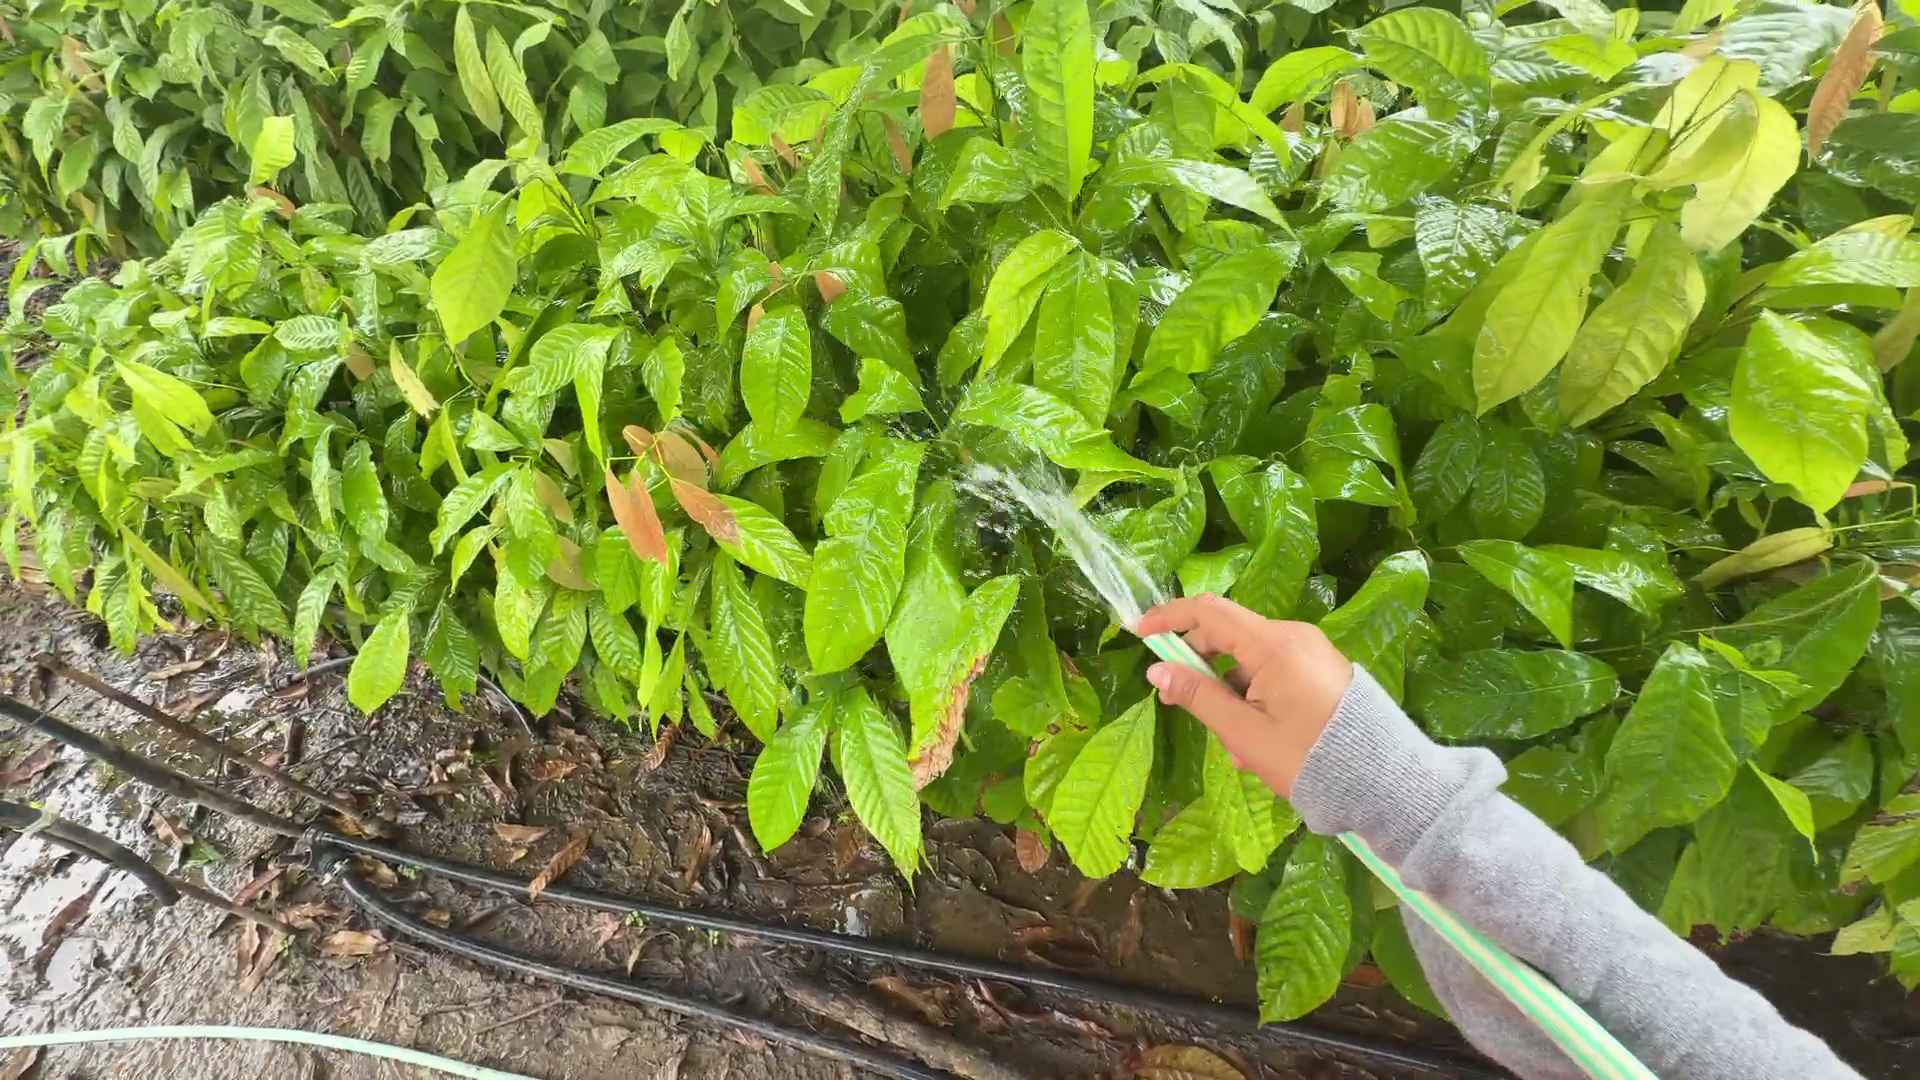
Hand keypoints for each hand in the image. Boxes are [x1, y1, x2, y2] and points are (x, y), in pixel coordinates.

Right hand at [1134, 595, 1352, 797]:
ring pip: (1248, 658)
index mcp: (1274, 644)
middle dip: (1196, 664)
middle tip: (1175, 699)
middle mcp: (1293, 636)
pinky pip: (1271, 671)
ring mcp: (1310, 652)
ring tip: (1231, 743)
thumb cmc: (1309, 758)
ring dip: (1226, 690)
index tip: (1139, 632)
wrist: (1391, 786)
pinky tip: (1255, 740)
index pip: (1208, 612)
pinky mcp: (1320, 670)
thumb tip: (1157, 670)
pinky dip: (1252, 695)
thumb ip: (1196, 695)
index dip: (1168, 617)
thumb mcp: (1243, 732)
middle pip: (1226, 633)